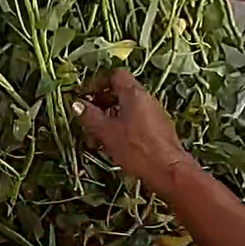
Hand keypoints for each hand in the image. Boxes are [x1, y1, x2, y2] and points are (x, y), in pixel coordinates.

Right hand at [72, 70, 200, 198]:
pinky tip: (114, 145)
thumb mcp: (106, 131)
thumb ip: (90, 116)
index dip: (97, 82)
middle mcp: (147, 99)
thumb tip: (76, 104)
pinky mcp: (159, 129)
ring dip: (110, 118)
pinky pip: (137, 121)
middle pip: (121, 92)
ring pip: (128, 109)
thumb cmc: (136, 148)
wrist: (168, 170)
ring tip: (97, 136)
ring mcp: (155, 114)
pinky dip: (123, 128)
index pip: (115, 75)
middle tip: (88, 117)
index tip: (84, 96)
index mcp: (134, 93)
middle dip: (102, 103)